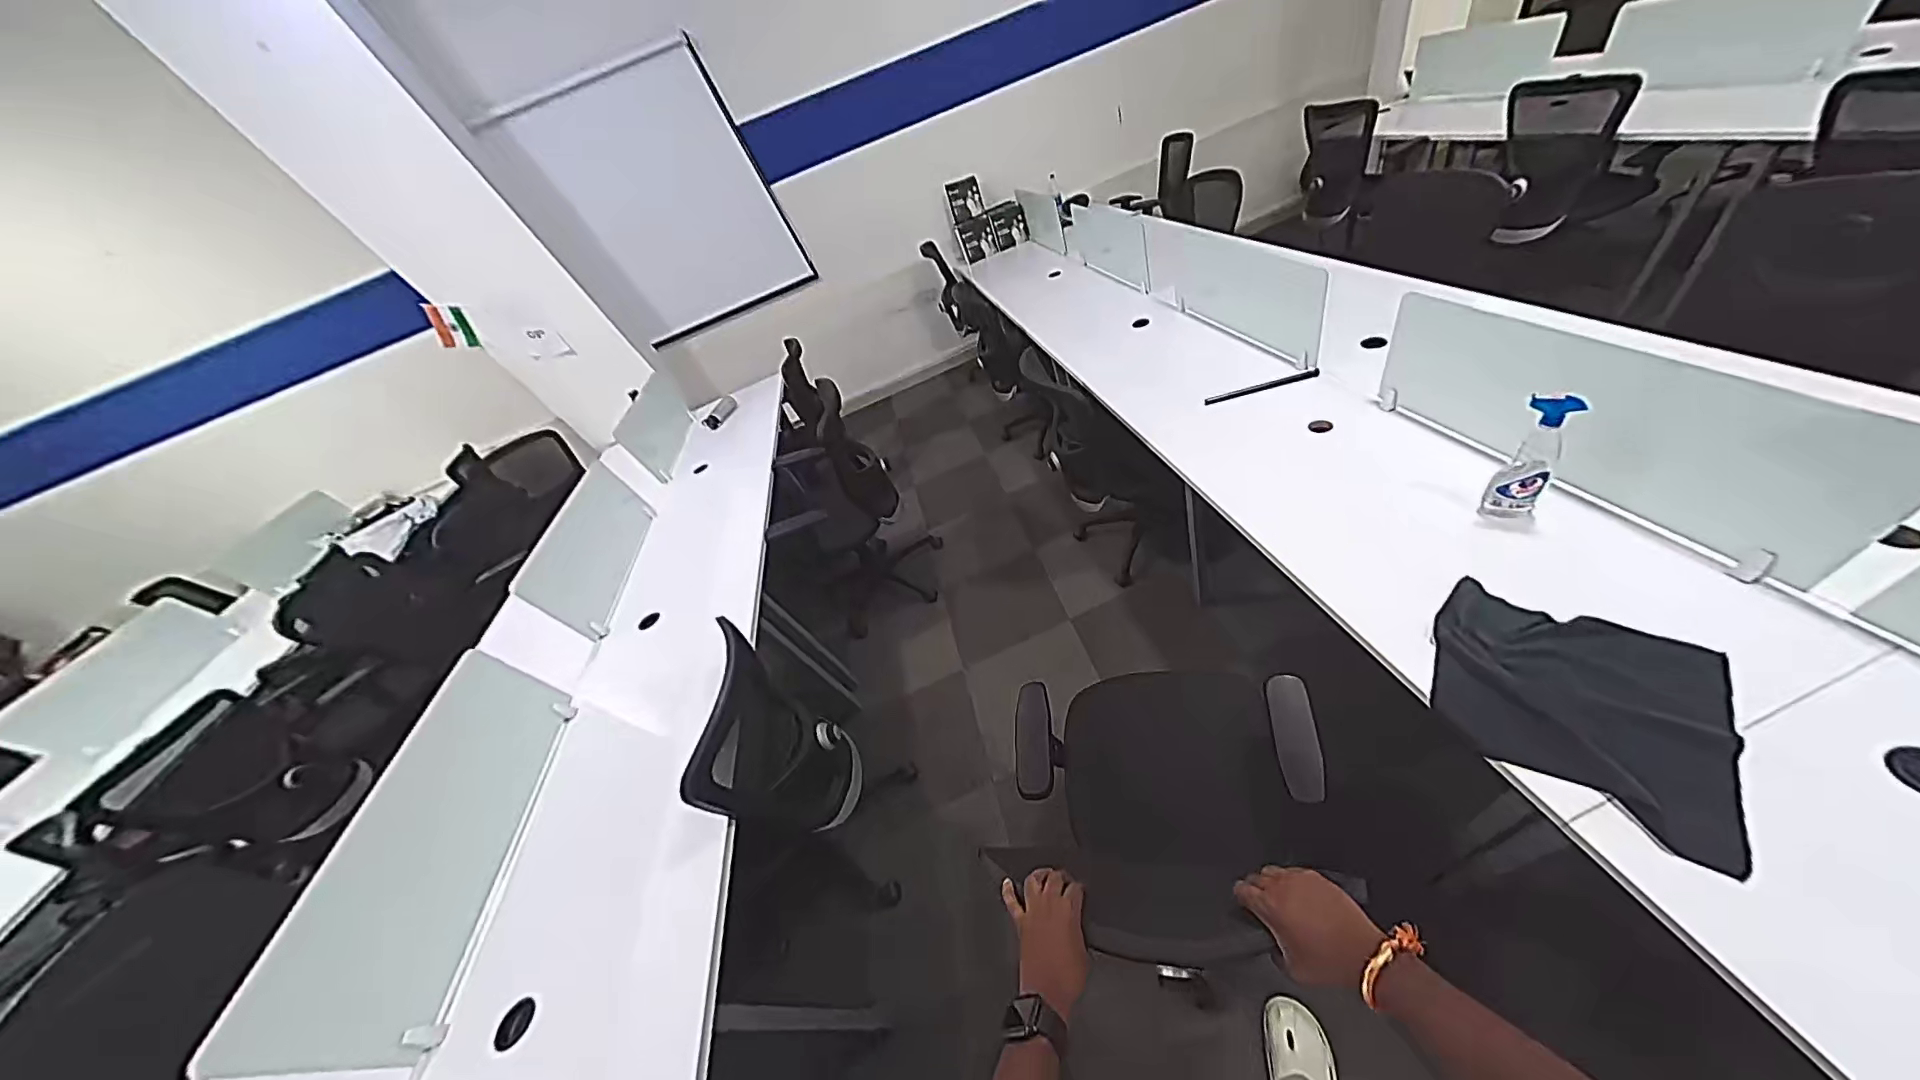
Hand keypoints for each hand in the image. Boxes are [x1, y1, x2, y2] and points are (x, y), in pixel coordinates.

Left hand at [1001, 868, 1088, 1021]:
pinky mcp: (1019, 923)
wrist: (1047, 995)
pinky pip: (1011, 901)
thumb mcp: (1084, 949)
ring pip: (1032, 881)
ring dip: (1039, 875)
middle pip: (1054, 877)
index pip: (1075, 887)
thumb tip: (1074, 923)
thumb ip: (1078, 928)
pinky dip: (1007, 890)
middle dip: (1062, 876)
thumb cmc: (1068, 977)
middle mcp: (1048, 905)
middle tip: (1065, 878)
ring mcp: (1031, 912)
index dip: (1079, 887)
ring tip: (1044, 873)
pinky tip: (1006, 883)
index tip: (1080, 889)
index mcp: (1068, 910)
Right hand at [1234, 866, 1383, 988]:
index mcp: (1270, 906)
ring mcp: (1301, 880)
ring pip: (1275, 871)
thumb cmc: (1331, 962)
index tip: (1244, 902)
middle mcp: (1282, 887)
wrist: (1364, 955)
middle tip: (1263, 904)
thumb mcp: (1292, 968)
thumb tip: (1272, 945)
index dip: (1240, 897)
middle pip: (1256, 877)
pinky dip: (1294, 882)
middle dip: (1256, 889)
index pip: (1241, 889)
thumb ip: (1273, 951)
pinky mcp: (1319, 878)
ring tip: (1282, 899)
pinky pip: (1296, 873)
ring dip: (1273, 883)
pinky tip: (1302, 898)